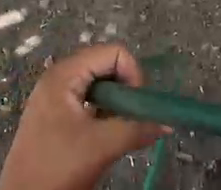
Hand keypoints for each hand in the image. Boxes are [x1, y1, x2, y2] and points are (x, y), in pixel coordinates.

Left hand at [0, 45, 163, 189]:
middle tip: (131, 119)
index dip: (132, 75)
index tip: (138, 107)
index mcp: (65, 74)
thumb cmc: (58, 167)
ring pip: (98, 85)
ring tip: (118, 129)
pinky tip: (105, 135)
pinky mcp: (54, 115)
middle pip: (105, 66)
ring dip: (115, 103)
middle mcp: (58, 77)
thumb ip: (135, 129)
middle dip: (124, 89)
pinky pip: (87, 101)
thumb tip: (166, 123)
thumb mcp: (101, 147)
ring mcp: (54, 96)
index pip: (112, 53)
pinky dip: (103, 113)